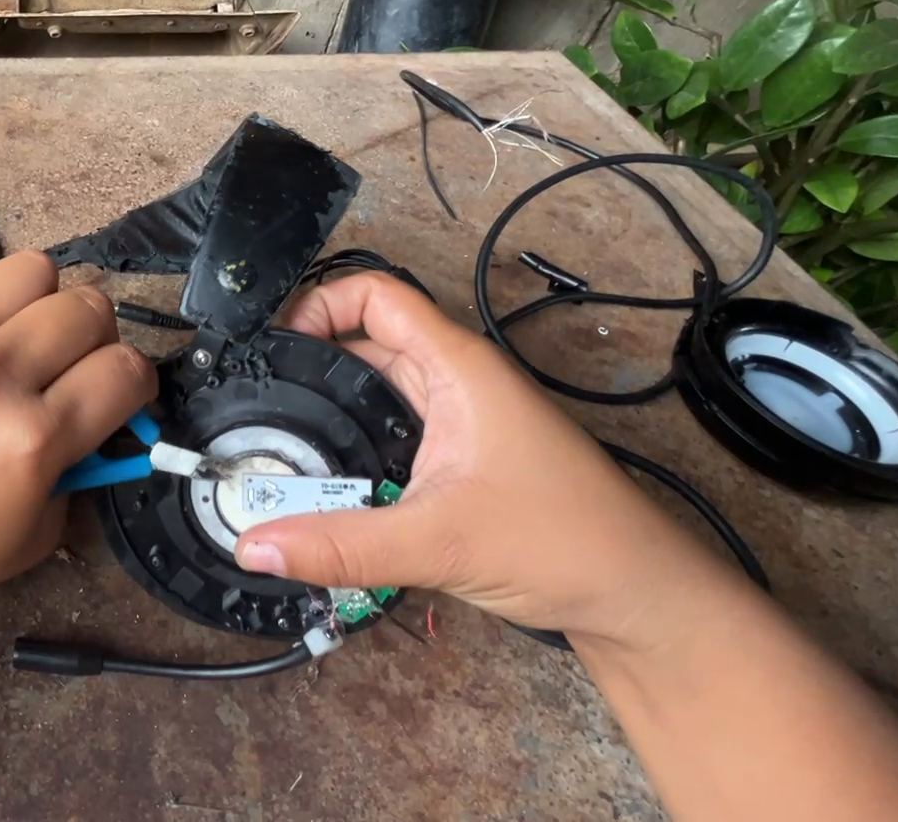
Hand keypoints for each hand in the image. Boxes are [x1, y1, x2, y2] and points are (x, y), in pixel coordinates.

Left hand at [0, 251, 155, 635]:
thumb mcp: (38, 532)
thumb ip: (86, 465)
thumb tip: (109, 409)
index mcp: (33, 439)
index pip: (127, 369)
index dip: (137, 382)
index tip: (119, 391)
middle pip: (89, 307)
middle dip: (96, 338)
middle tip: (70, 364)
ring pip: (33, 269)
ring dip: (43, 303)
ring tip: (20, 337)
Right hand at [235, 271, 745, 648]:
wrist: (644, 602)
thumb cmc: (568, 546)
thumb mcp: (438, 542)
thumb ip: (339, 545)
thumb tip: (254, 547)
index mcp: (456, 366)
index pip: (373, 295)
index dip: (316, 305)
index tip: (272, 348)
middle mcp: (452, 380)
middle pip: (360, 340)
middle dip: (304, 363)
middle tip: (254, 400)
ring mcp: (453, 416)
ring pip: (370, 389)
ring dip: (324, 406)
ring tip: (272, 437)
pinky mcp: (452, 452)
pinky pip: (383, 426)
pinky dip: (346, 439)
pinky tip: (319, 474)